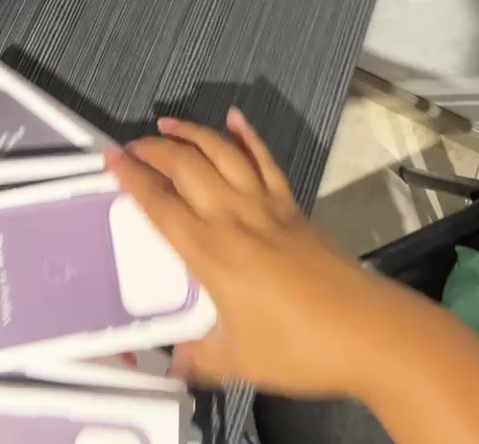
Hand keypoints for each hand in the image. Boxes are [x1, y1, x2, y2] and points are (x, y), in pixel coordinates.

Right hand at [106, 110, 400, 398]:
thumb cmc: (299, 347)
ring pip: (221, 153)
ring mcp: (265, 205)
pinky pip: (265, 160)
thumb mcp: (237, 362)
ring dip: (192, 133)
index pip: (160, 204)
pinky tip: (236, 117)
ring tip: (168, 123)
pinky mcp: (292, 205)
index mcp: (211, 251)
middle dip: (154, 150)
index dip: (131, 178)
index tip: (110, 158)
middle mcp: (233, 216)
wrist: (368, 332)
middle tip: (132, 145)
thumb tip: (173, 361)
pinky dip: (249, 136)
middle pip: (185, 167)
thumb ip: (198, 357)